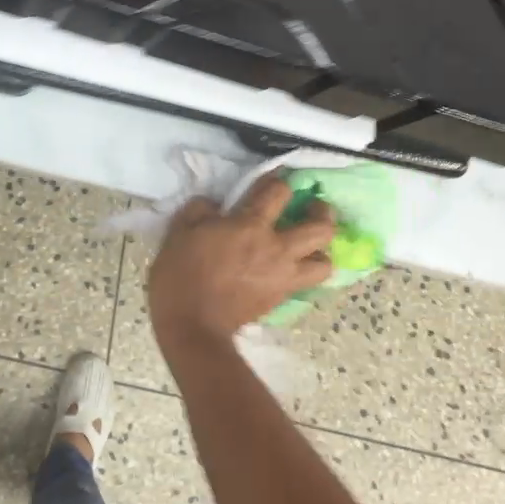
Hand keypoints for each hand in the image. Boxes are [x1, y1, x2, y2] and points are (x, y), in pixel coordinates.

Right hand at [147, 174, 334, 360]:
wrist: (192, 324)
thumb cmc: (180, 274)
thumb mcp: (179, 232)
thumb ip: (200, 210)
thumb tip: (215, 206)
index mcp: (249, 226)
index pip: (277, 192)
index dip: (277, 180)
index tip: (273, 179)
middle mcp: (276, 248)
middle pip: (321, 227)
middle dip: (322, 212)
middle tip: (310, 209)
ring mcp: (284, 276)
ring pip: (326, 261)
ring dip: (320, 249)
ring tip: (307, 245)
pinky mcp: (282, 297)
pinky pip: (307, 281)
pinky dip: (304, 271)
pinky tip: (288, 268)